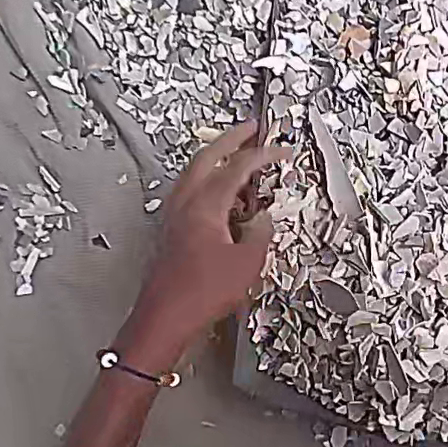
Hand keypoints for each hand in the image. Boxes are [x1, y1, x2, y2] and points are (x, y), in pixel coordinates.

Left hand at [120, 122, 283, 362]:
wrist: (165, 318)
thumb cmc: (203, 293)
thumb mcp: (247, 263)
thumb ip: (260, 234)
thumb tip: (264, 219)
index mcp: (205, 204)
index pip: (237, 167)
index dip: (263, 155)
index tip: (282, 150)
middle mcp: (185, 202)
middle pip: (207, 156)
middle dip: (231, 139)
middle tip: (251, 128)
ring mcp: (174, 215)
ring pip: (195, 172)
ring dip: (216, 158)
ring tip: (237, 156)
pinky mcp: (172, 230)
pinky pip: (190, 191)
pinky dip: (208, 181)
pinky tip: (222, 195)